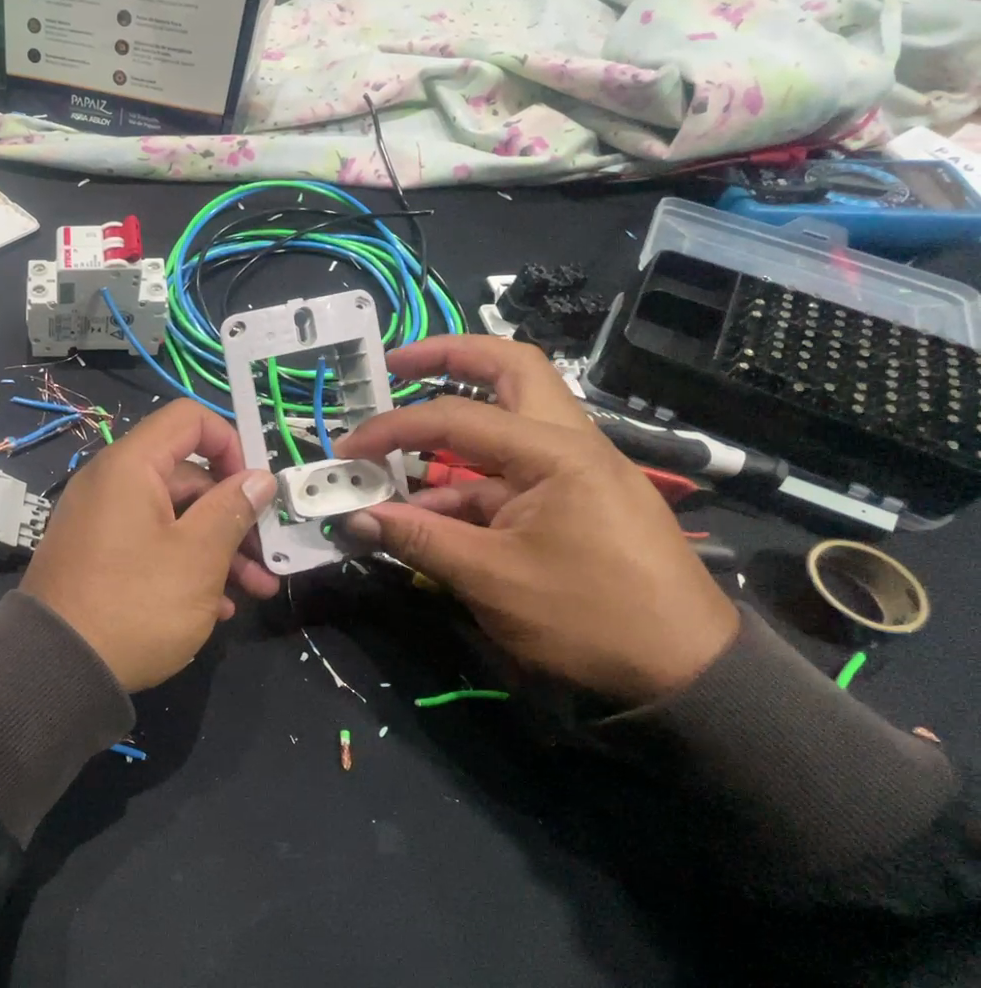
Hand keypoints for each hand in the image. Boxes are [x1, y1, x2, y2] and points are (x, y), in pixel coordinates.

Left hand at [21, 401, 279, 692]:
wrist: (57, 666)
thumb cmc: (136, 603)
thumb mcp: (197, 557)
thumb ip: (233, 509)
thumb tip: (258, 477)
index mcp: (129, 467)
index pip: (188, 419)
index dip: (231, 443)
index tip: (255, 488)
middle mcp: (110, 485)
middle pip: (186, 475)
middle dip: (234, 514)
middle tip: (269, 557)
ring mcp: (101, 523)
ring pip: (173, 517)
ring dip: (219, 548)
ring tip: (255, 590)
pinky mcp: (98, 558)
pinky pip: (149, 545)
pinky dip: (184, 566)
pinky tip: (216, 609)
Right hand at [337, 336, 739, 703]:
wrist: (686, 674)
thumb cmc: (590, 618)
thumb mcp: (490, 579)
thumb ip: (418, 539)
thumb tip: (352, 518)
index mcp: (556, 454)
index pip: (456, 418)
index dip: (391, 429)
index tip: (345, 450)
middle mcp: (571, 445)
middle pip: (510, 371)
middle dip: (449, 358)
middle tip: (395, 364)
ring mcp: (577, 472)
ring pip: (509, 422)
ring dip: (450, 434)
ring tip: (391, 467)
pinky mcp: (575, 501)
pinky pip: (510, 475)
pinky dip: (465, 485)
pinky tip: (428, 516)